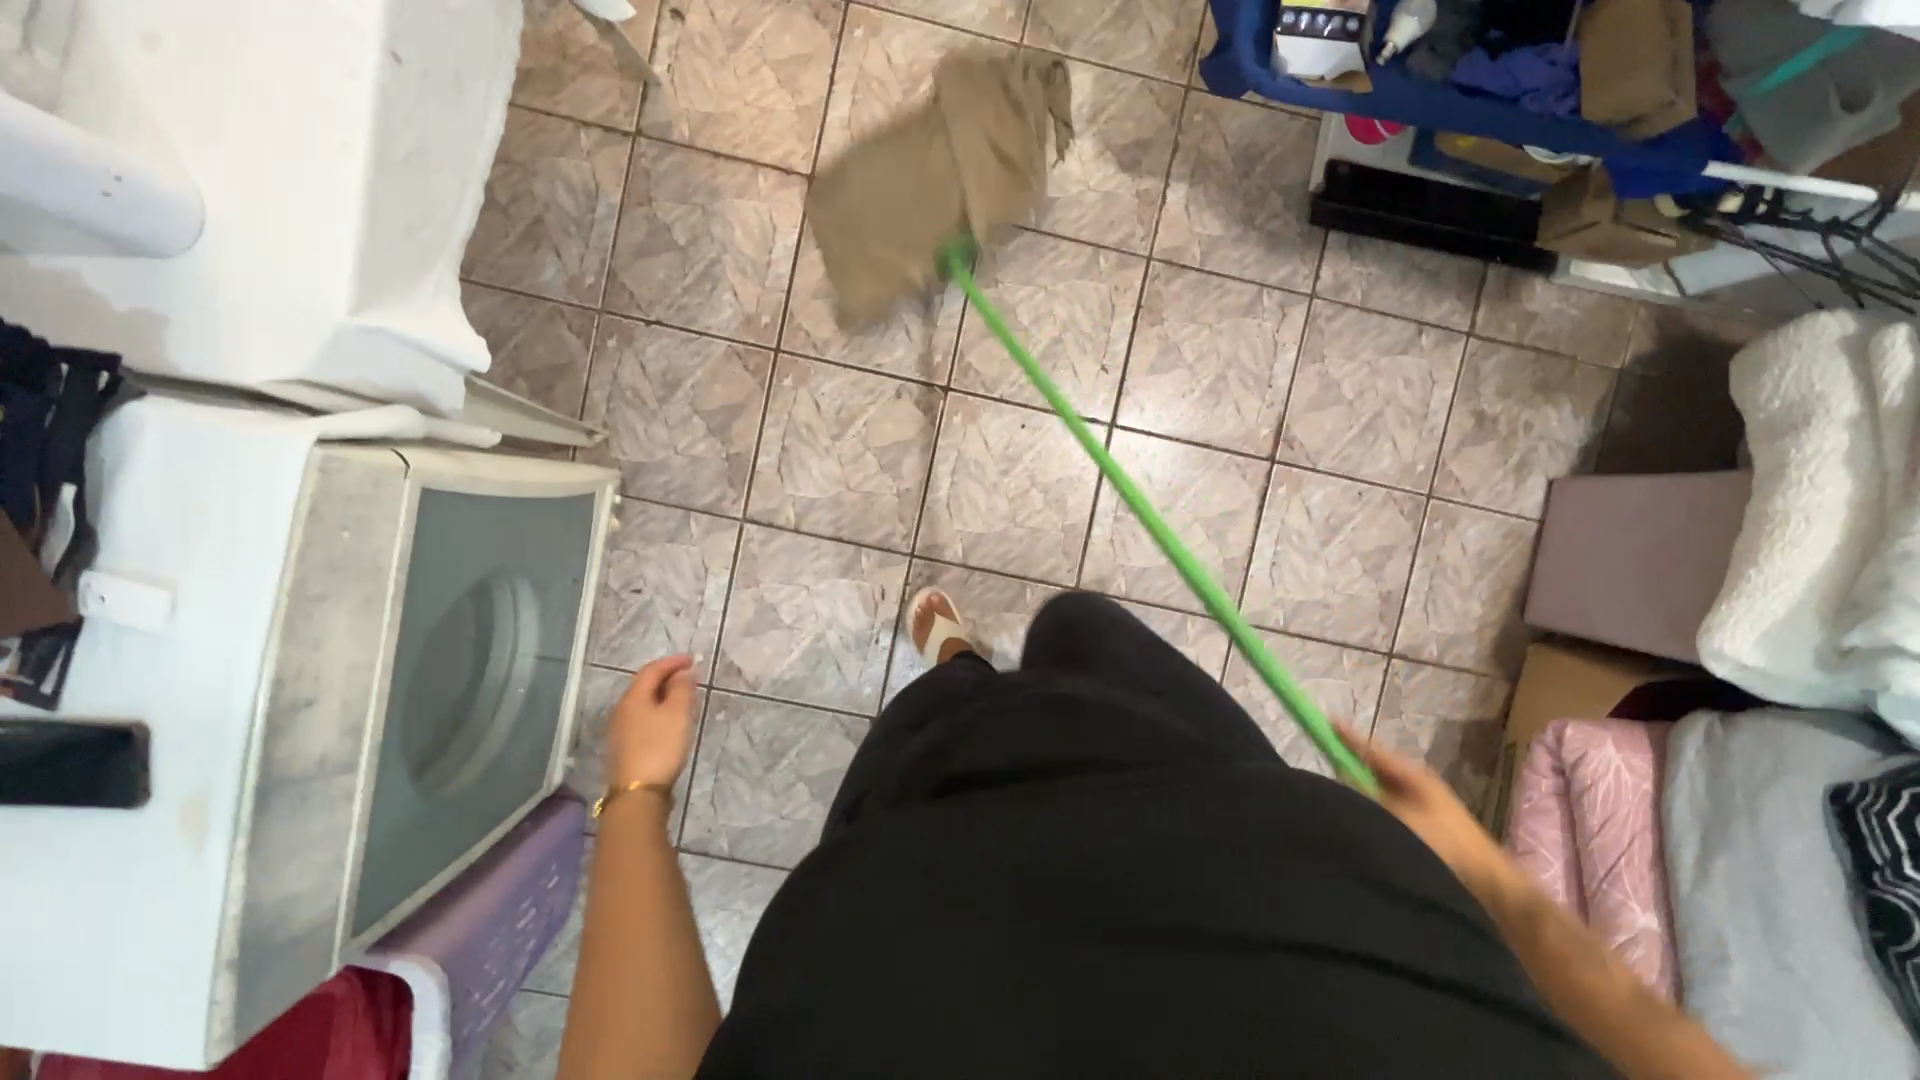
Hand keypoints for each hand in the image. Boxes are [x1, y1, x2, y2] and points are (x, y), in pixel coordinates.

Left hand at [607, 654, 697, 791]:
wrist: (637, 793)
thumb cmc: (660, 747)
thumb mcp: (677, 714)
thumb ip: (682, 689)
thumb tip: (683, 672)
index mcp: (634, 697)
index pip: (652, 670)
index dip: (673, 662)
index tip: (693, 659)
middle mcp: (622, 710)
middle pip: (644, 685)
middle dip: (668, 677)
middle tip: (690, 677)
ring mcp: (621, 730)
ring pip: (644, 703)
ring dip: (663, 695)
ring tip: (684, 697)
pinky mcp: (625, 746)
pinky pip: (643, 718)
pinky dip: (658, 711)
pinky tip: (670, 721)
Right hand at [1338, 725, 1514, 900]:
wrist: (1490, 885)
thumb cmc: (1444, 844)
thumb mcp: (1399, 818)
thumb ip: (1367, 797)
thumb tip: (1341, 779)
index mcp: (1414, 776)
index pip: (1374, 751)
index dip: (1349, 737)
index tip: (1326, 721)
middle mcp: (1418, 786)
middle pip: (1375, 770)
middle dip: (1350, 765)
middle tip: (1324, 761)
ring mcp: (1423, 807)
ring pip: (1380, 792)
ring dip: (1360, 792)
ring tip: (1335, 792)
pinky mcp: (1425, 828)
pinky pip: (1388, 810)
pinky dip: (1372, 810)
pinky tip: (1359, 819)